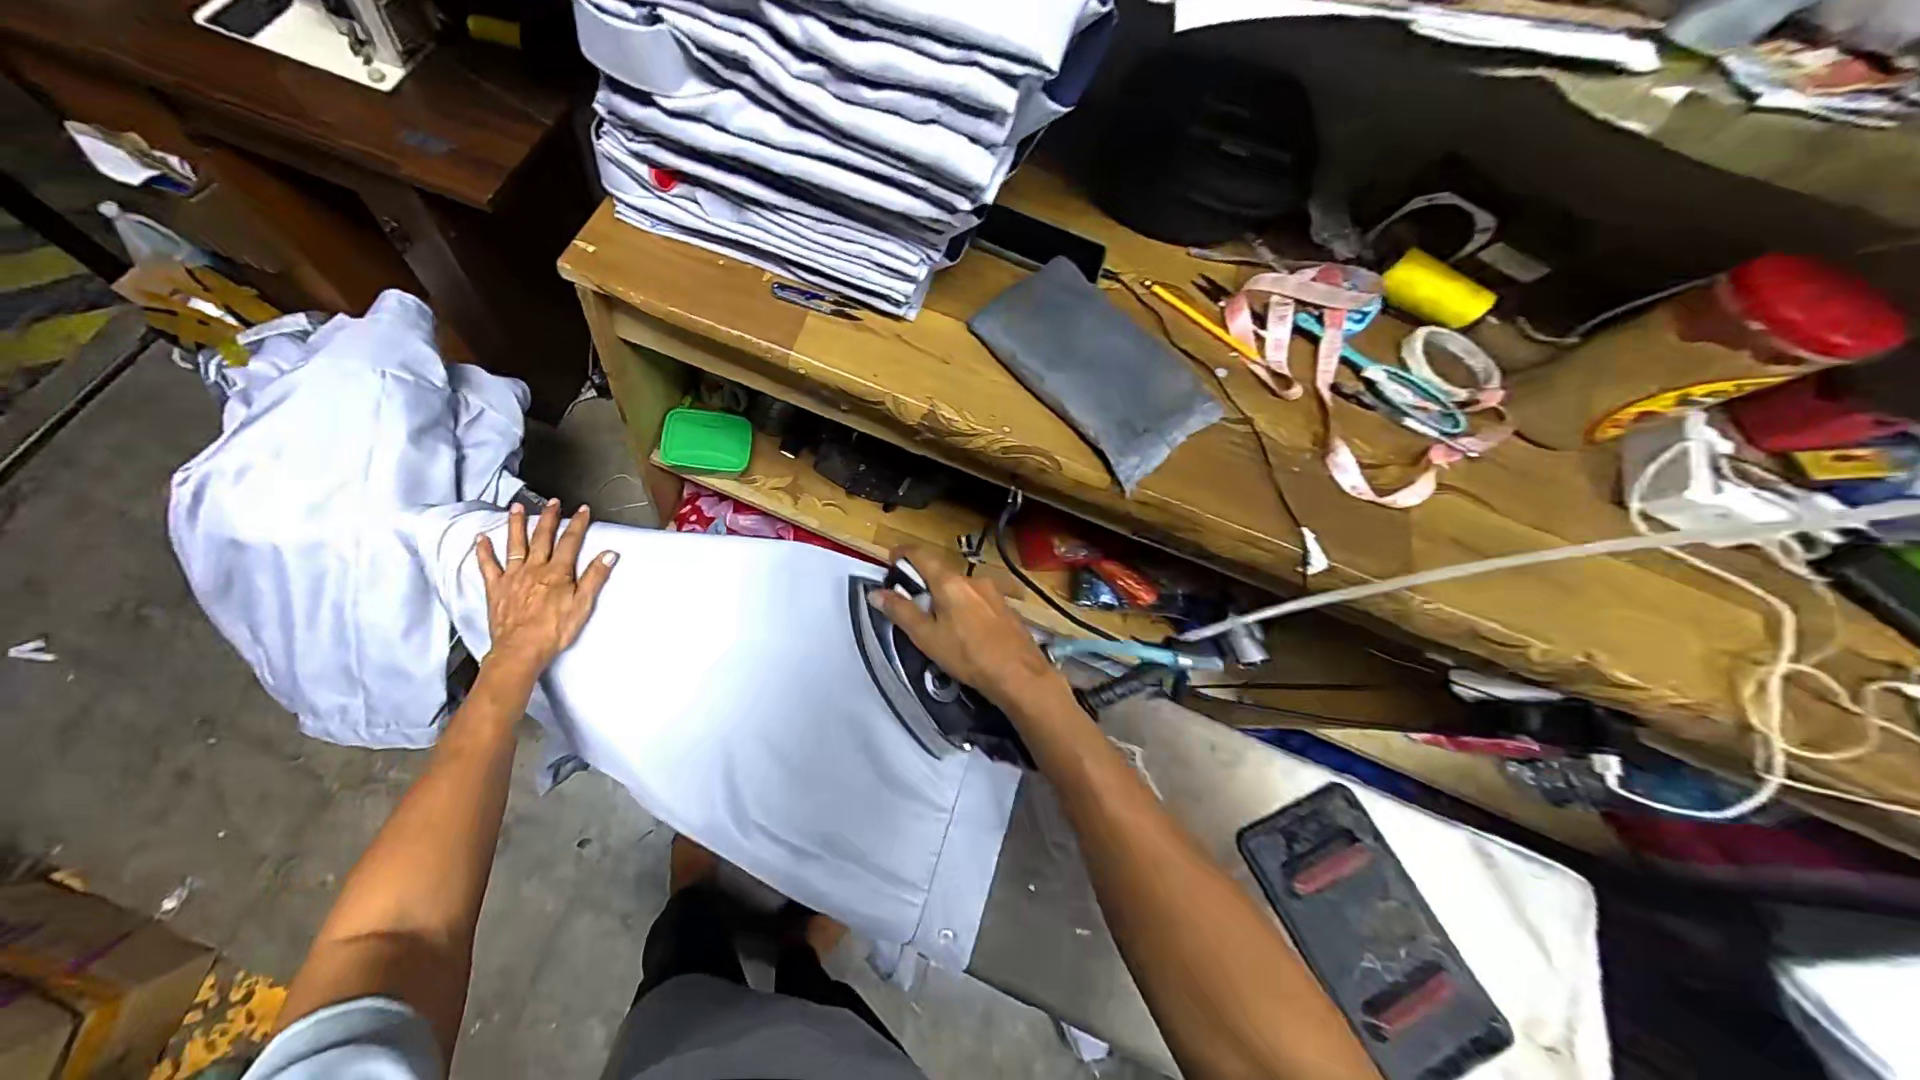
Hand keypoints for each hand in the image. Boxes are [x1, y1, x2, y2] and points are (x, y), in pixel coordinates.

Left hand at [475, 499, 617, 678]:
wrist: (521, 649)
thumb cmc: (555, 629)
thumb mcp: (583, 604)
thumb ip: (595, 576)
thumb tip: (610, 554)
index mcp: (557, 572)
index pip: (571, 541)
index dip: (578, 523)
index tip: (582, 509)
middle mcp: (534, 568)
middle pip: (542, 537)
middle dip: (549, 517)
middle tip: (553, 502)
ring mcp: (513, 576)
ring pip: (515, 544)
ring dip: (516, 524)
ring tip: (517, 508)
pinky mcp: (496, 588)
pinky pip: (488, 565)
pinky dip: (484, 551)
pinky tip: (481, 539)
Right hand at [869, 544, 1068, 711]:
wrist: (1019, 674)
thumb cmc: (967, 655)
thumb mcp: (926, 637)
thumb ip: (901, 611)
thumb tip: (876, 592)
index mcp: (950, 582)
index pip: (921, 554)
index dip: (902, 554)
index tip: (891, 563)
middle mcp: (973, 579)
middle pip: (941, 572)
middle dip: (924, 583)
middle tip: (913, 606)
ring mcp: (993, 592)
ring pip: (961, 587)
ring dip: (947, 597)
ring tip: (941, 625)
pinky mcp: (1006, 607)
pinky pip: (978, 600)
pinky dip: (966, 608)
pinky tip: (967, 632)